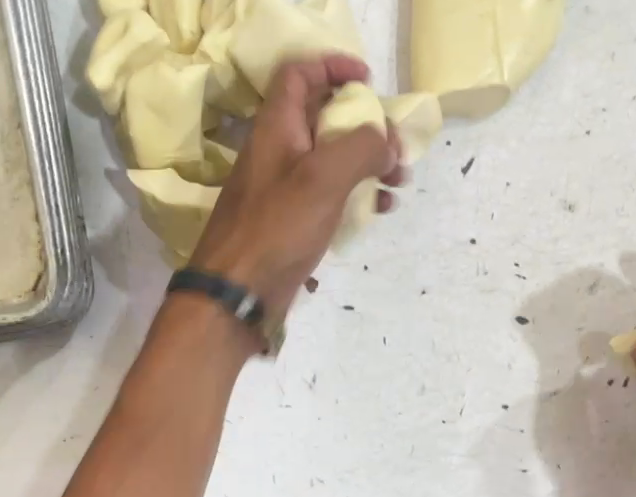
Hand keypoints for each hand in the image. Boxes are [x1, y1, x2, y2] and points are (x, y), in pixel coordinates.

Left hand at [189, 55, 402, 321]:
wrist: (237, 292)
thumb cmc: (277, 228)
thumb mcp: (324, 177)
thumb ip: (362, 147)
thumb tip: (387, 142)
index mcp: (277, 126)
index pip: (300, 73)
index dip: (333, 66)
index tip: (368, 81)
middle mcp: (277, 151)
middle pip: (324, 118)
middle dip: (366, 126)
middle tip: (397, 147)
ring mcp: (283, 189)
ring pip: (331, 161)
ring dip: (367, 164)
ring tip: (398, 183)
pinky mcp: (289, 223)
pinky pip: (327, 197)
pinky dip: (354, 197)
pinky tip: (379, 211)